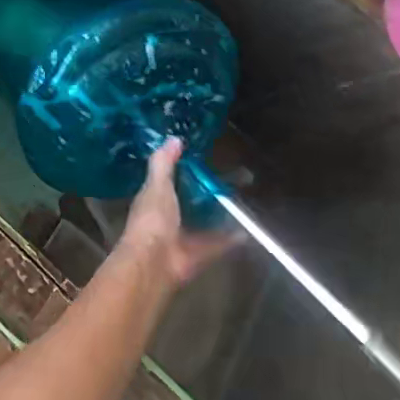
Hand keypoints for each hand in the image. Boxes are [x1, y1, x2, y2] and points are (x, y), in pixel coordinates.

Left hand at [116, 137, 239, 286]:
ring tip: (240, 202)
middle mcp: (167, 218)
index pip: (169, 181)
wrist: (154, 261)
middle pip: (189, 201)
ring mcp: (182, 238)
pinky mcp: (197, 255)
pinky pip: (216, 244)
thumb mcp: (157, 185)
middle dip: (206, 192)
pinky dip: (230, 239)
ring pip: (203, 223)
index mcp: (154, 199)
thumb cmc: (152, 219)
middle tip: (230, 180)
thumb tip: (174, 138)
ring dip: (218, 215)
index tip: (203, 160)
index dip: (183, 171)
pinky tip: (247, 231)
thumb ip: (164, 162)